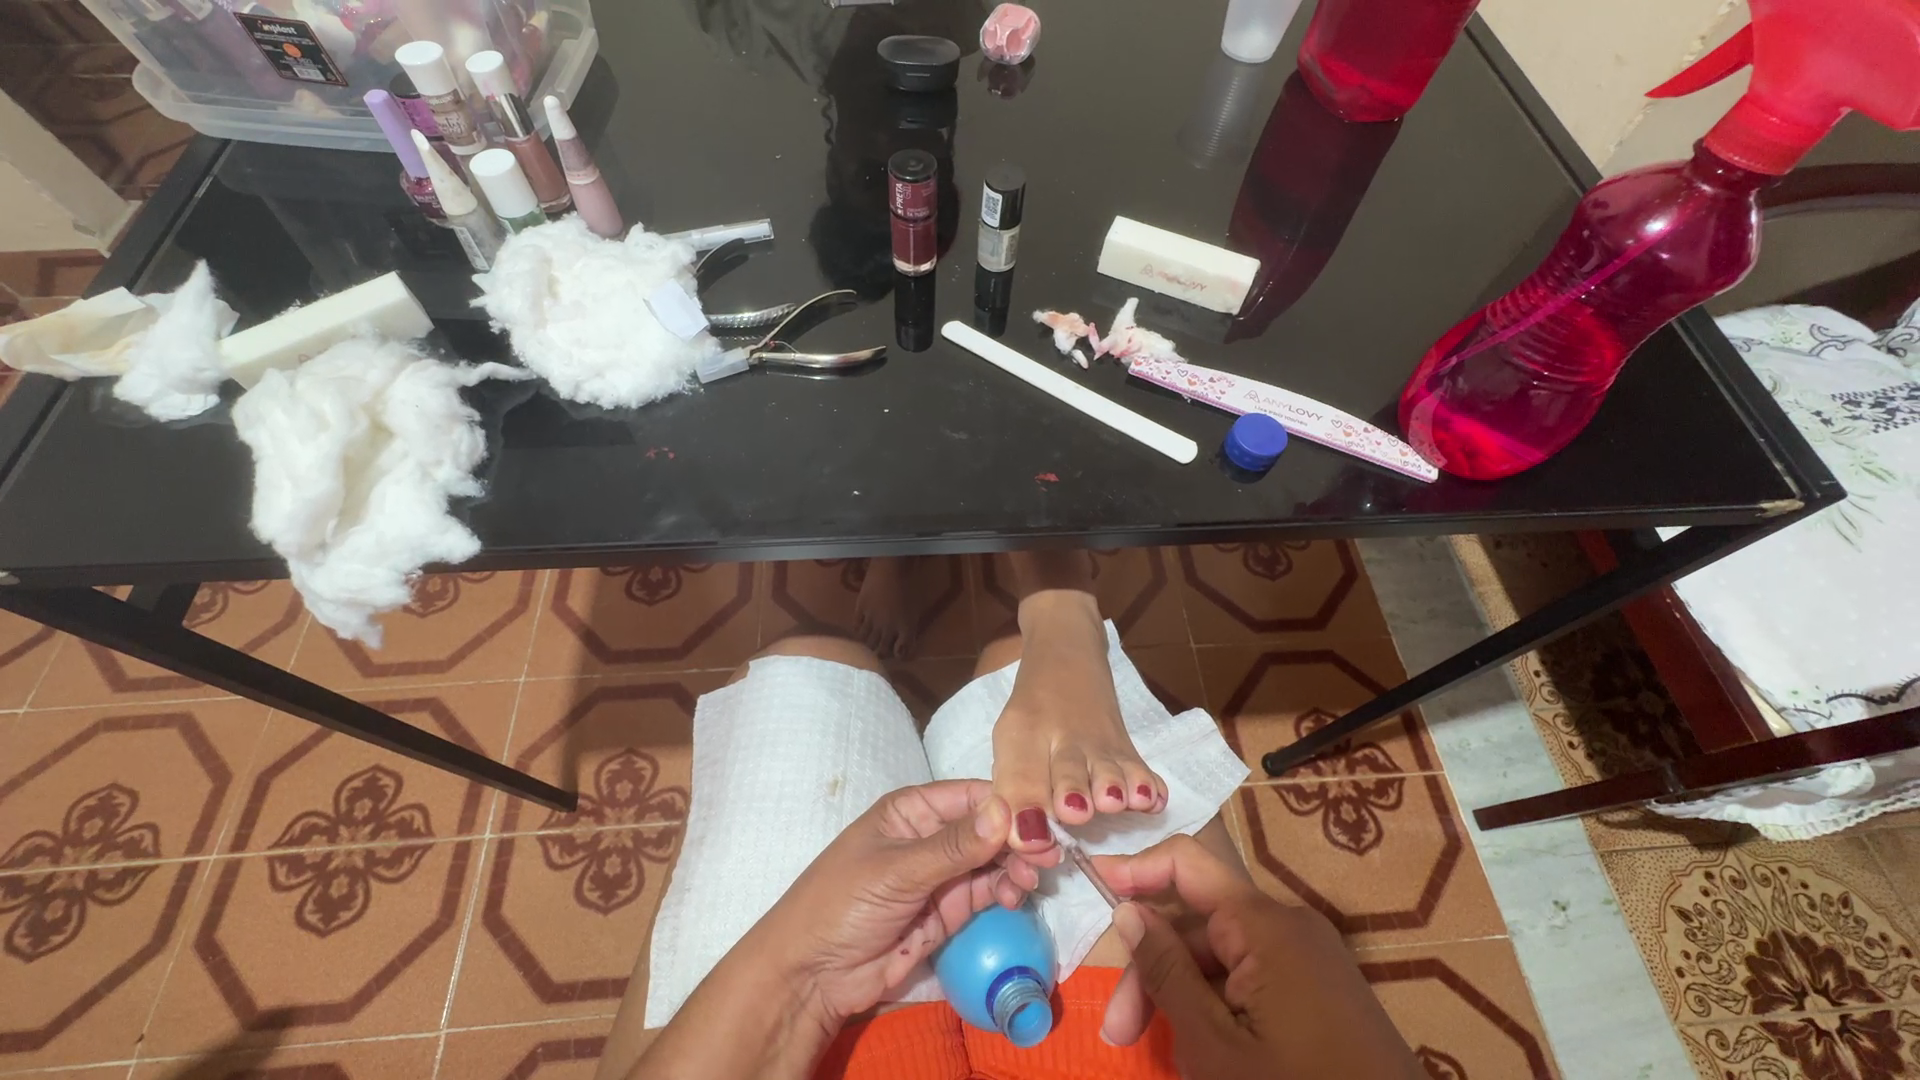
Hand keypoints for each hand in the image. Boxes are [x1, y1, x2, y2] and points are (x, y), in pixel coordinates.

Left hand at [755, 779, 1039, 1028]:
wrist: (810, 977)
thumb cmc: (841, 903)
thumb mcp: (897, 870)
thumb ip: (954, 846)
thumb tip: (1006, 812)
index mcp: (912, 810)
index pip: (971, 796)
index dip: (1008, 806)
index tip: (1043, 821)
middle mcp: (930, 836)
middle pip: (987, 829)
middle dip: (1018, 839)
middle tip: (1048, 856)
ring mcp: (940, 875)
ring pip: (991, 862)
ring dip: (1015, 868)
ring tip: (1031, 880)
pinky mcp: (947, 912)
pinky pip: (985, 894)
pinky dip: (1004, 893)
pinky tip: (1015, 896)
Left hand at [992, 588, 1167, 864]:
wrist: (1065, 653)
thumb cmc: (1033, 709)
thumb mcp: (1009, 740)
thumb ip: (1011, 786)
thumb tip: (1019, 839)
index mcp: (1020, 737)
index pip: (1019, 776)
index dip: (1023, 810)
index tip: (1028, 840)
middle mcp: (1061, 740)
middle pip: (1066, 771)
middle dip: (1069, 793)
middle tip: (1074, 812)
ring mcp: (1099, 742)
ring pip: (1105, 767)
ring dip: (1109, 785)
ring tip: (1112, 800)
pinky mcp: (1126, 745)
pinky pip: (1139, 765)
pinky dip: (1147, 783)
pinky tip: (1151, 798)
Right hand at [1095, 836, 1422, 1078]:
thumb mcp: (1214, 1044)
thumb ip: (1166, 970)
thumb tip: (1129, 909)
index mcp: (1264, 923)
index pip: (1186, 863)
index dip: (1134, 869)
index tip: (1090, 886)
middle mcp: (1287, 926)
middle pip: (1196, 922)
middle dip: (1152, 967)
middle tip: (1117, 1030)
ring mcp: (1307, 959)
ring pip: (1220, 956)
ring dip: (1180, 993)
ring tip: (1154, 1050)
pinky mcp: (1318, 992)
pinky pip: (1250, 978)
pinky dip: (1216, 1005)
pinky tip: (1201, 1050)